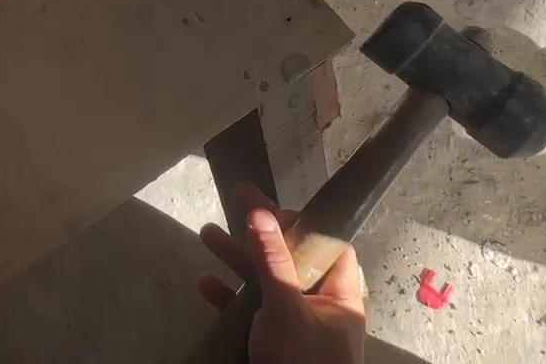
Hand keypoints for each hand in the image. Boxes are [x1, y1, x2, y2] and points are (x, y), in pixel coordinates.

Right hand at [197, 185, 366, 363]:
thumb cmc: (302, 362)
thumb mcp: (286, 308)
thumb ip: (272, 259)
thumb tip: (262, 210)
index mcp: (339, 298)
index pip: (329, 247)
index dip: (303, 224)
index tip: (272, 208)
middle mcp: (318, 307)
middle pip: (290, 256)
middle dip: (259, 231)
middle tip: (236, 197)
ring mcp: (294, 325)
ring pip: (264, 279)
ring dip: (236, 256)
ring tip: (206, 235)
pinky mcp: (270, 342)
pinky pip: (248, 309)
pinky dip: (228, 295)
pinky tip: (206, 285)